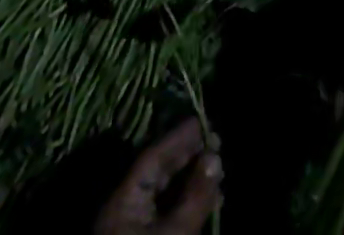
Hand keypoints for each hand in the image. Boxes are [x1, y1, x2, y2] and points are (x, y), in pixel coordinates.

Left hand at [94, 117, 222, 234]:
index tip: (203, 121)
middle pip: (158, 174)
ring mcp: (135, 229)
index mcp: (125, 198)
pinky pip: (168, 217)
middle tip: (217, 142)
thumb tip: (214, 156)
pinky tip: (210, 204)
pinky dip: (188, 207)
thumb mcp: (173, 234)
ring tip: (218, 171)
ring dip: (191, 183)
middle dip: (187, 158)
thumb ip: (195, 197)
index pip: (153, 158)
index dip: (178, 138)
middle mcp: (127, 209)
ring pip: (165, 196)